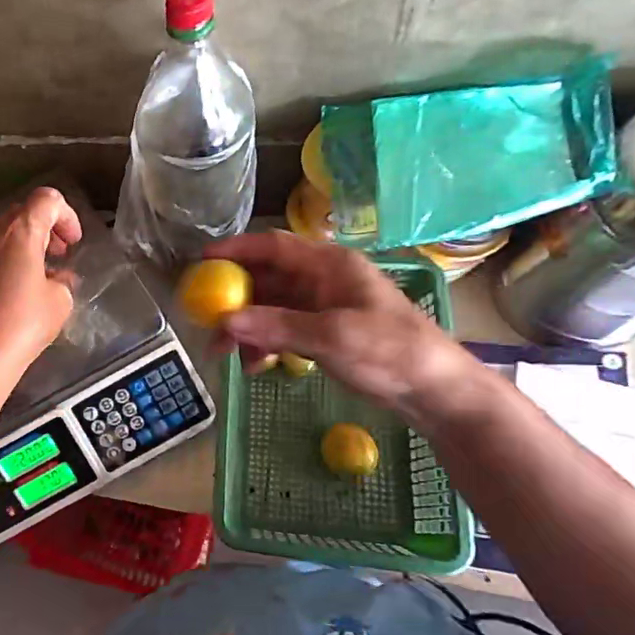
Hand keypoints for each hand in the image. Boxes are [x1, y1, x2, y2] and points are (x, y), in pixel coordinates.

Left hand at [0, 187, 83, 386]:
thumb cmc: (23, 322)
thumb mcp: (60, 301)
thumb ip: (63, 281)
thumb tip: (57, 278)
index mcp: (21, 231)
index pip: (47, 200)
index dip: (67, 215)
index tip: (75, 241)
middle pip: (24, 212)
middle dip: (48, 227)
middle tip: (63, 252)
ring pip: (8, 233)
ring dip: (31, 244)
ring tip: (47, 271)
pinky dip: (15, 259)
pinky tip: (26, 288)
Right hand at [205, 231, 485, 415]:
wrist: (433, 388)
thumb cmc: (389, 351)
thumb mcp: (331, 337)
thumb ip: (277, 327)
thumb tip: (226, 321)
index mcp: (329, 265)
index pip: (273, 247)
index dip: (235, 250)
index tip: (201, 261)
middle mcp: (324, 279)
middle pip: (268, 279)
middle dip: (235, 301)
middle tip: (206, 324)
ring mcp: (325, 307)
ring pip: (273, 308)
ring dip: (248, 328)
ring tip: (228, 356)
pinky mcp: (327, 332)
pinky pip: (285, 330)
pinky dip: (267, 344)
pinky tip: (256, 365)